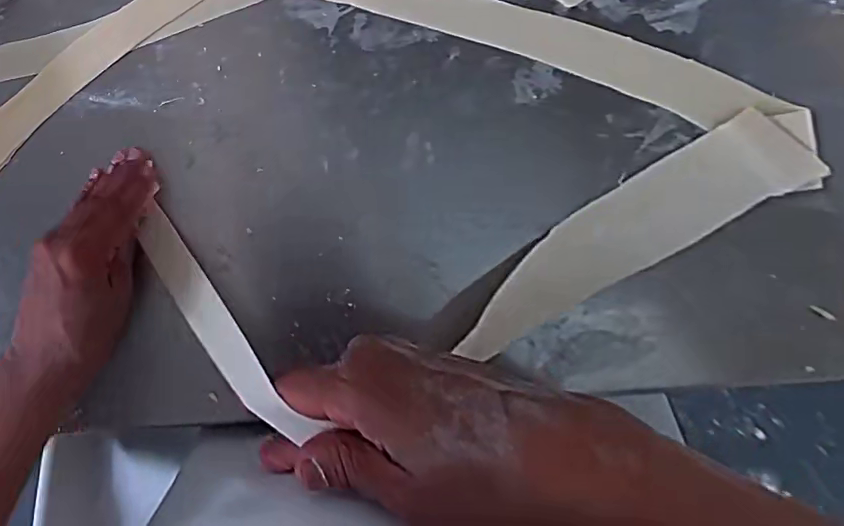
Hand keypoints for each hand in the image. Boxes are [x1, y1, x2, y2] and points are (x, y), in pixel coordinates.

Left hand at [5, 147, 158, 399]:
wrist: (38, 365)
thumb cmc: (85, 341)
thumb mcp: (117, 299)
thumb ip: (123, 254)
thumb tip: (132, 222)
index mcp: (84, 255)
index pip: (117, 213)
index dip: (137, 191)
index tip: (151, 171)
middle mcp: (62, 241)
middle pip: (99, 202)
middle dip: (122, 177)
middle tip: (139, 155)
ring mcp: (49, 242)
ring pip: (83, 204)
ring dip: (105, 181)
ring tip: (122, 159)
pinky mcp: (42, 247)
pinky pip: (71, 214)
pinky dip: (86, 195)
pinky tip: (95, 180)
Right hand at [260, 336, 832, 525]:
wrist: (563, 452)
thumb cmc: (493, 475)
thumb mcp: (404, 494)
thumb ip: (341, 466)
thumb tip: (302, 461)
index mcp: (359, 383)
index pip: (289, 388)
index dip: (281, 422)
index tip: (280, 449)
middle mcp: (375, 354)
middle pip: (322, 384)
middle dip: (327, 423)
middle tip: (349, 469)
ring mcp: (401, 350)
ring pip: (355, 381)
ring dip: (360, 416)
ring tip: (400, 460)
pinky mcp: (424, 354)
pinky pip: (385, 374)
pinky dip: (387, 404)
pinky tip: (421, 440)